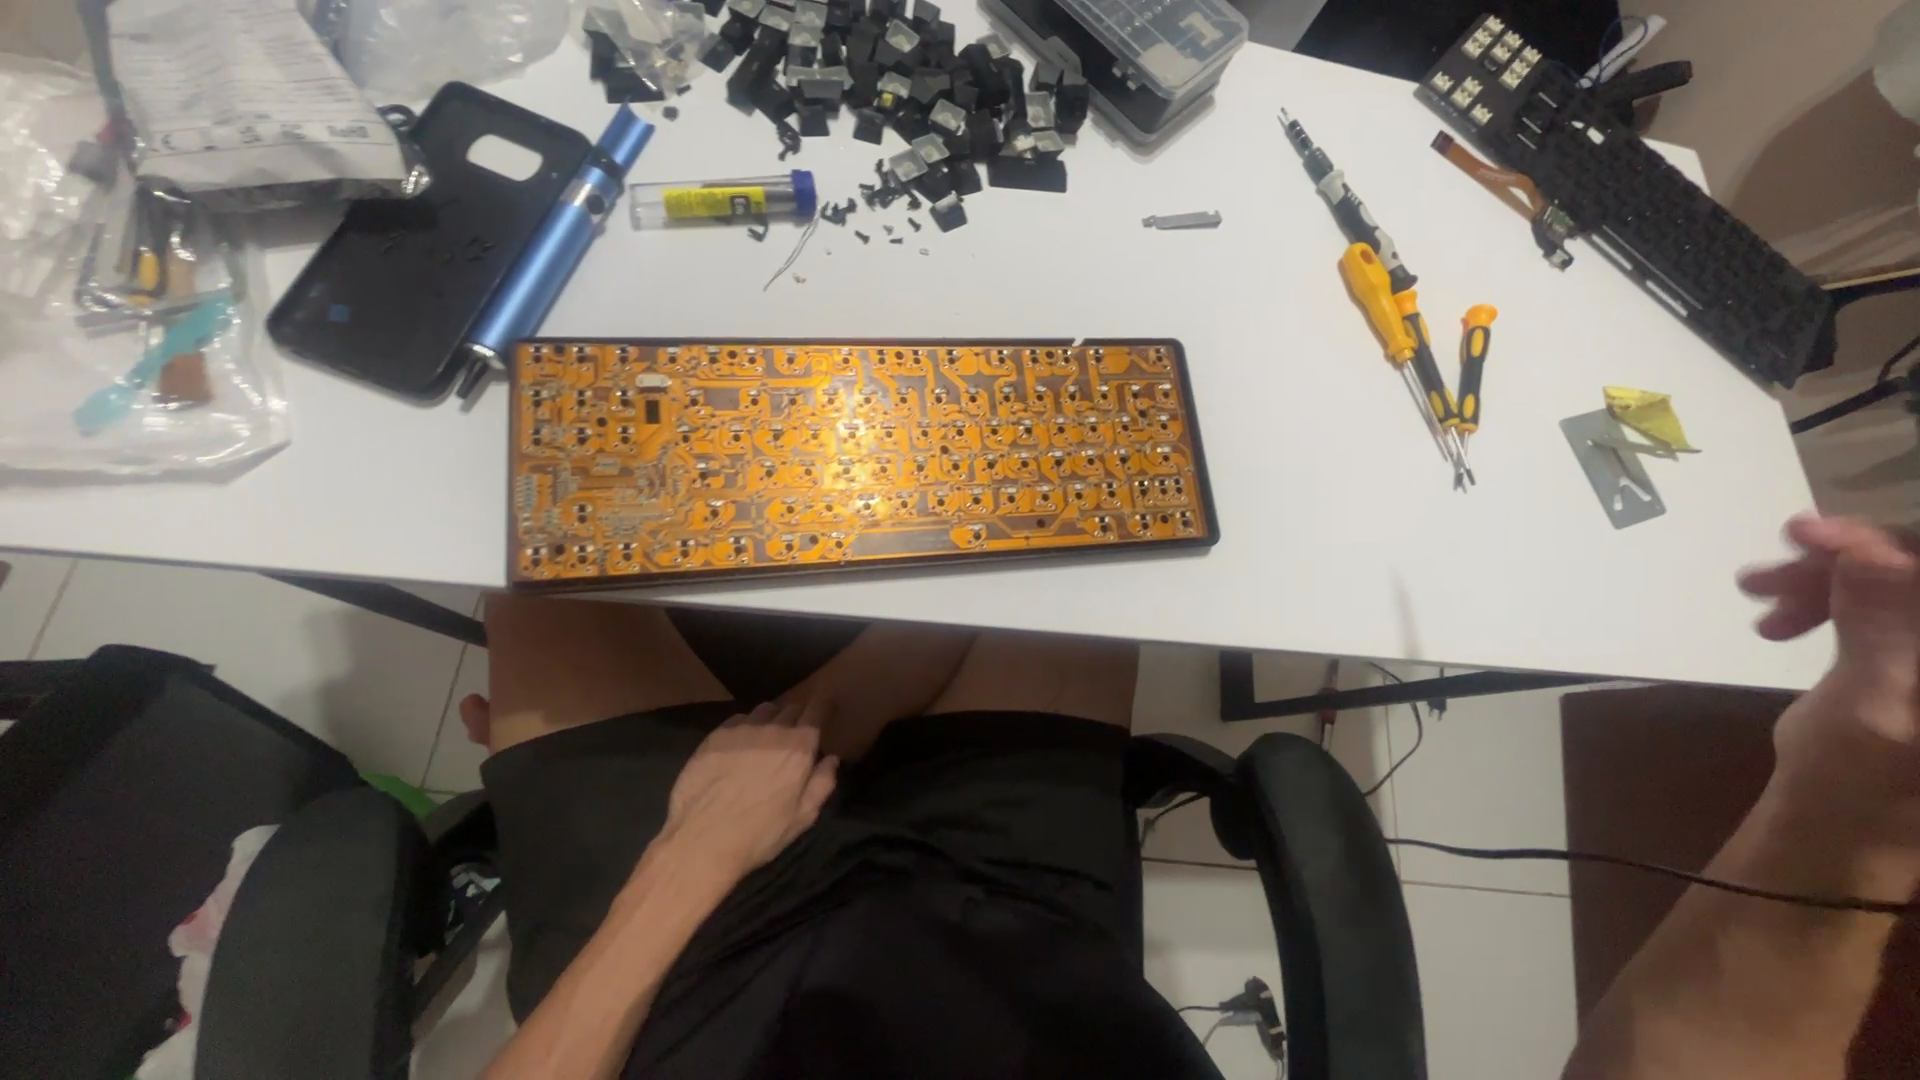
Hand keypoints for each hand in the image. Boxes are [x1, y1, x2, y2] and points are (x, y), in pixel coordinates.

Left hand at [661, 701, 837, 877]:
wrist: (702, 840)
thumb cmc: (759, 834)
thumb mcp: (803, 817)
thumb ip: (822, 784)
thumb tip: (831, 759)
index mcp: (799, 747)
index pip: (817, 709)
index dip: (824, 701)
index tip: (826, 699)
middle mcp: (773, 730)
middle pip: (791, 708)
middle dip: (799, 715)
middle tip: (797, 729)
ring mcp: (741, 730)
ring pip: (764, 710)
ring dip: (772, 718)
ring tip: (768, 734)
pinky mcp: (715, 736)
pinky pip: (738, 719)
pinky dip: (746, 725)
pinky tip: (741, 743)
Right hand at [1739, 516, 1919, 840]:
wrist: (1844, 830)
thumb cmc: (1862, 783)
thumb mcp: (1870, 704)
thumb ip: (1878, 624)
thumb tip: (1867, 547)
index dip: (1886, 542)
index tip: (1801, 534)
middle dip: (1846, 561)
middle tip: (1763, 576)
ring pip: (1897, 582)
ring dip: (1826, 580)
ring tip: (1757, 597)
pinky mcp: (1916, 657)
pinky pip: (1883, 603)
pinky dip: (1829, 600)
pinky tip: (1784, 617)